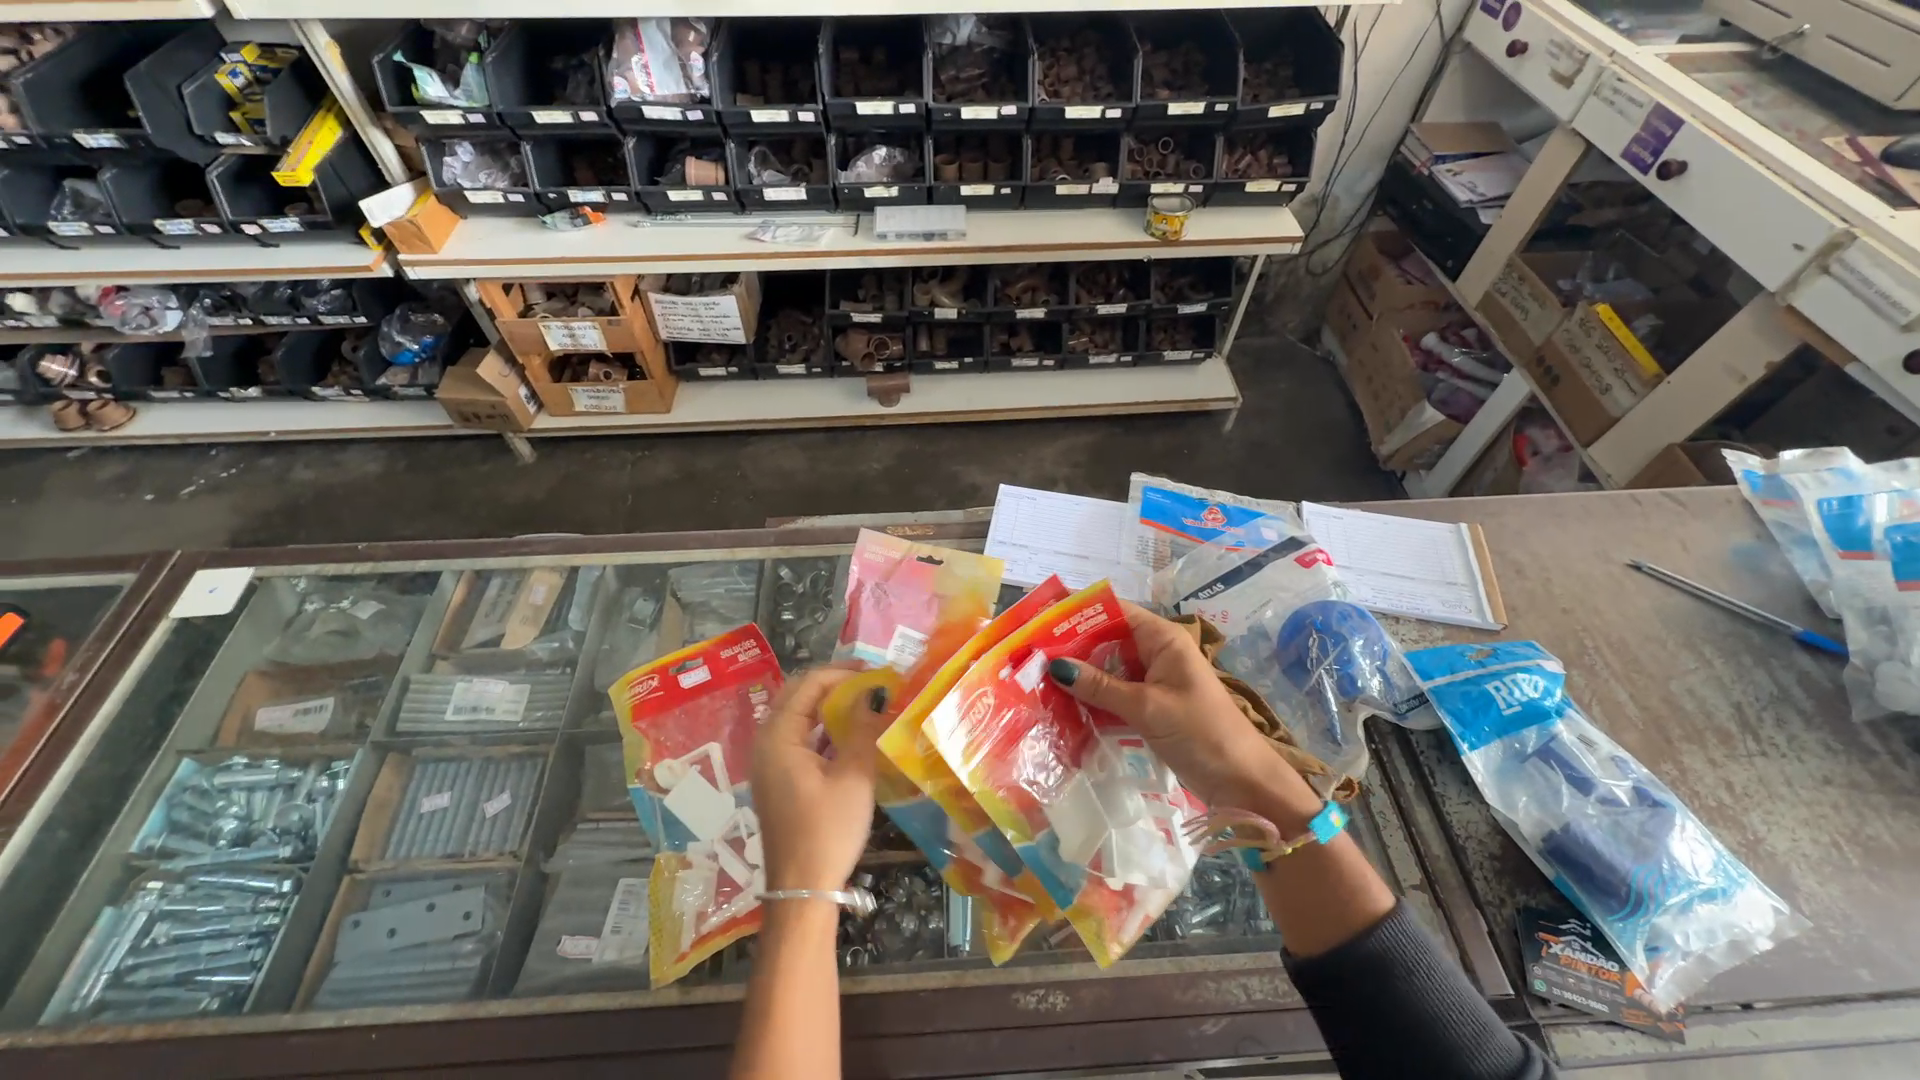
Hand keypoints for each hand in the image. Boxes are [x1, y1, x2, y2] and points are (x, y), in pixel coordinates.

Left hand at [752, 668, 887, 892]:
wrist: (802, 889)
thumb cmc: (828, 830)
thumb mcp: (854, 776)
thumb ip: (863, 729)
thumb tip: (874, 694)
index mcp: (778, 736)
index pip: (809, 684)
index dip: (844, 673)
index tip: (878, 673)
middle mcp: (766, 742)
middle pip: (799, 696)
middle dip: (835, 685)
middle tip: (873, 684)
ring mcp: (769, 762)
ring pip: (799, 717)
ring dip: (830, 706)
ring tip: (867, 703)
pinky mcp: (778, 779)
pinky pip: (799, 739)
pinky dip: (823, 729)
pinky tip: (850, 734)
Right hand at [1049, 601, 1297, 808]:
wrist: (1243, 782)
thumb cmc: (1202, 734)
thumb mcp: (1148, 708)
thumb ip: (1101, 686)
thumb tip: (1055, 665)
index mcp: (1162, 639)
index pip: (1114, 611)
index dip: (1078, 612)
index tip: (1039, 620)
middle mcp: (1155, 653)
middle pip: (1106, 639)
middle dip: (1070, 647)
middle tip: (1028, 656)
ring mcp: (1152, 681)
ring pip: (1106, 669)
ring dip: (1078, 676)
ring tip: (1035, 681)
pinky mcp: (1149, 708)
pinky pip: (1113, 695)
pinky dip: (1091, 699)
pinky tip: (1061, 707)